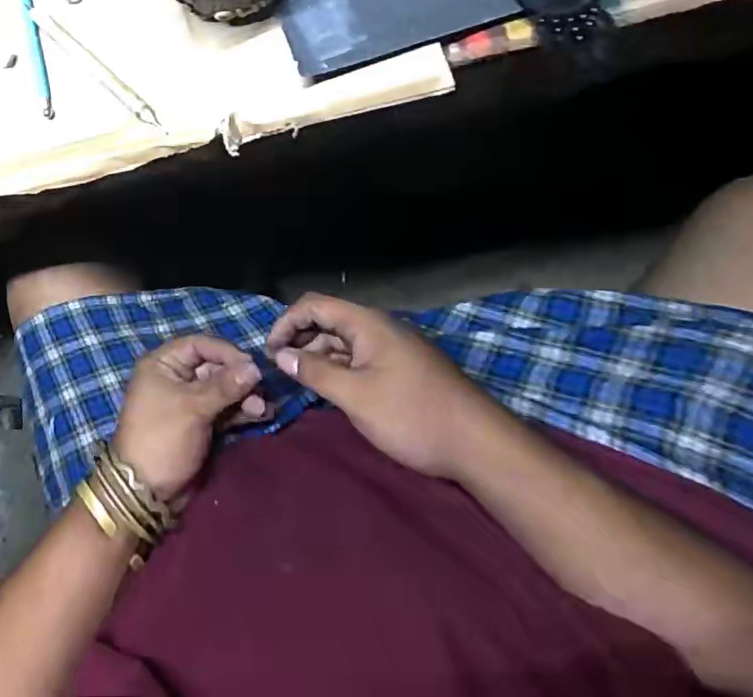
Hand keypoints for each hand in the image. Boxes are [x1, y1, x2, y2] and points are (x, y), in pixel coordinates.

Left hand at [111, 334, 271, 499]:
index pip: (198, 345)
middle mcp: (174, 378)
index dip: (225, 352)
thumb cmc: (162, 437)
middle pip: (213, 367)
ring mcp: (188, 402)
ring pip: (222, 390)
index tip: (251, 365)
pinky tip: (261, 415)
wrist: (147, 489)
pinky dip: (240, 411)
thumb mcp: (192, 407)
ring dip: (244, 396)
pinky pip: (224, 410)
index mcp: (162, 364)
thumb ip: (224, 386)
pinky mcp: (200, 424)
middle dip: (239, 377)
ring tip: (263, 408)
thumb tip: (255, 367)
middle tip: (263, 389)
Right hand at [266, 294, 506, 479]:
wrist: (482, 447)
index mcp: (366, 323)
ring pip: (343, 339)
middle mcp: (379, 327)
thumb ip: (314, 372)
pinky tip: (331, 388)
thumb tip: (281, 355)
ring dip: (318, 354)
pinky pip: (360, 356)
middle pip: (327, 319)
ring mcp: (394, 347)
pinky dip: (339, 366)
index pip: (312, 305)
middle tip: (281, 366)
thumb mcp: (354, 395)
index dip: (285, 323)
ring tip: (302, 380)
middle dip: (299, 338)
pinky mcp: (403, 367)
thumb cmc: (412, 415)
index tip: (270, 351)